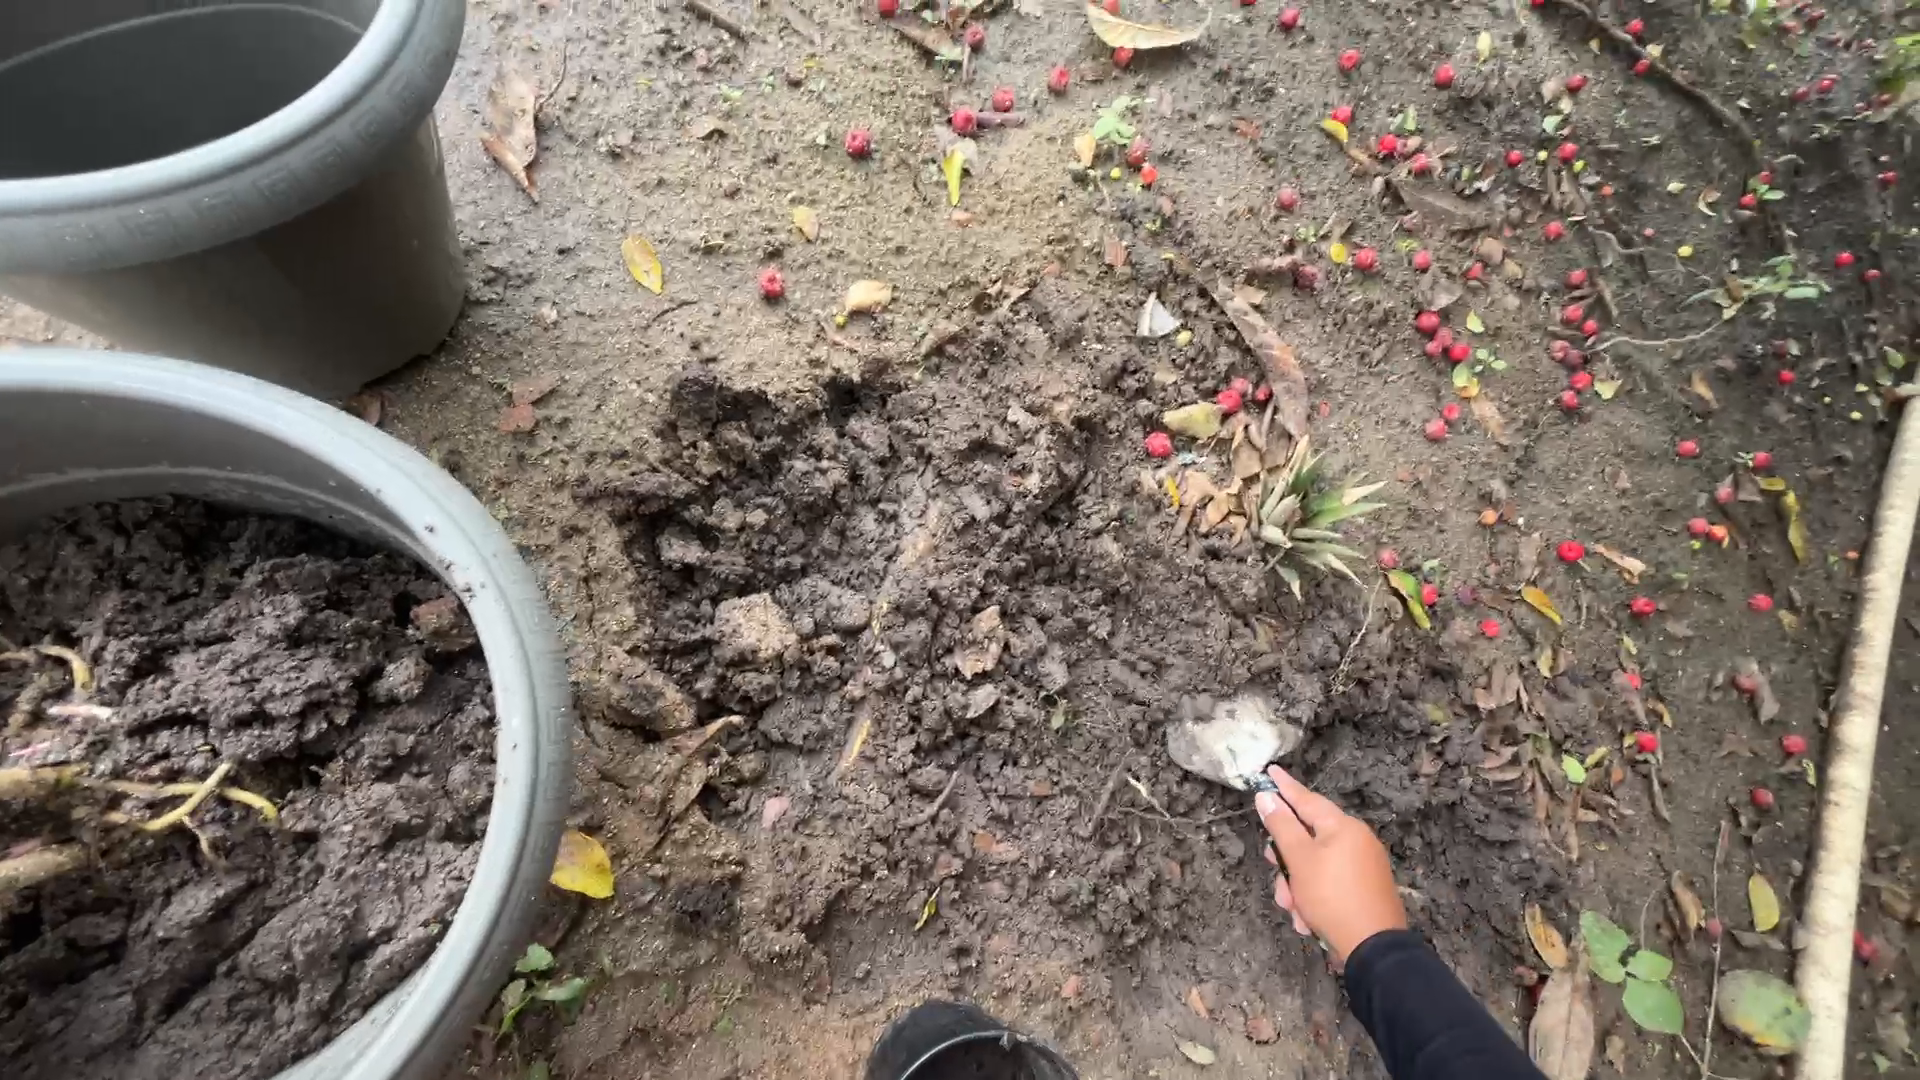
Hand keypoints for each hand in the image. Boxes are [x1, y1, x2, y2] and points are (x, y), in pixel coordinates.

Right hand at [1255, 764, 1406, 963]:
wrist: (1376, 952)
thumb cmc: (1332, 897)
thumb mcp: (1299, 859)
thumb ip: (1281, 825)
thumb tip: (1267, 797)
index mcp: (1343, 827)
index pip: (1306, 799)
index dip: (1284, 786)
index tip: (1269, 771)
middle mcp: (1357, 841)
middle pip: (1308, 837)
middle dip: (1286, 859)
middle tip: (1273, 868)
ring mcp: (1364, 867)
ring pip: (1316, 864)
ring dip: (1297, 885)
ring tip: (1293, 909)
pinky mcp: (1366, 890)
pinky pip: (1330, 882)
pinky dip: (1314, 896)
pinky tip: (1306, 920)